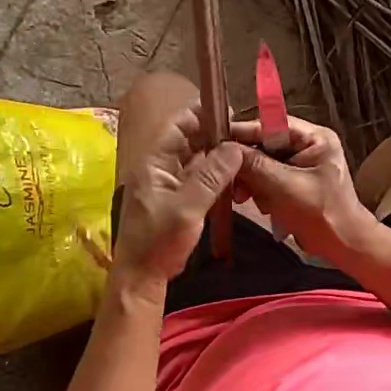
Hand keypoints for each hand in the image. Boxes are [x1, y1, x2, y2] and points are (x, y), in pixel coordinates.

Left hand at [112, 108, 245, 287]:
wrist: (142, 276)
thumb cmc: (159, 241)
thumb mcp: (188, 207)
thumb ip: (211, 176)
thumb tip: (235, 146)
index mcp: (155, 161)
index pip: (179, 124)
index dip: (203, 114)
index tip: (232, 114)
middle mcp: (161, 166)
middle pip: (191, 139)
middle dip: (217, 135)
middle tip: (247, 136)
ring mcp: (169, 182)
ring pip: (197, 158)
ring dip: (219, 156)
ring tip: (246, 154)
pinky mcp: (177, 198)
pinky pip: (199, 177)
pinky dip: (216, 175)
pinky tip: (235, 176)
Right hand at [230, 115, 374, 262]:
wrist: (343, 246)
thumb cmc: (321, 213)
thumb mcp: (285, 187)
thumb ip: (255, 165)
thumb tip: (224, 150)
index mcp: (313, 137)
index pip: (271, 124)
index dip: (243, 132)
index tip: (216, 141)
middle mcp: (306, 145)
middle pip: (263, 144)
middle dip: (248, 165)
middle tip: (233, 183)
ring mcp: (299, 164)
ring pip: (261, 163)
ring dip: (252, 181)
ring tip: (247, 198)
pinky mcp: (292, 183)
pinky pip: (266, 179)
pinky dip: (260, 191)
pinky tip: (263, 205)